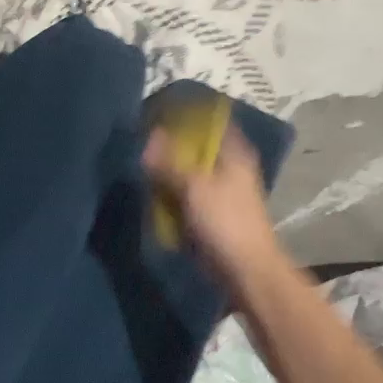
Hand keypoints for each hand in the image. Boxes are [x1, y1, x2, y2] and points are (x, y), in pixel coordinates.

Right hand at [142, 126, 283, 284]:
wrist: (244, 268)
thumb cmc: (225, 222)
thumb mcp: (194, 187)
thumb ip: (169, 162)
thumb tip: (149, 137)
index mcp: (233, 154)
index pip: (210, 122)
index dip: (185, 116)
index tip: (155, 113)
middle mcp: (227, 167)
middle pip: (194, 148)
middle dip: (168, 146)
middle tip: (138, 143)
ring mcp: (218, 191)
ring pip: (185, 173)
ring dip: (165, 172)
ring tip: (138, 166)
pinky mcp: (207, 213)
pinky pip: (182, 196)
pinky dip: (168, 194)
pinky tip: (148, 193)